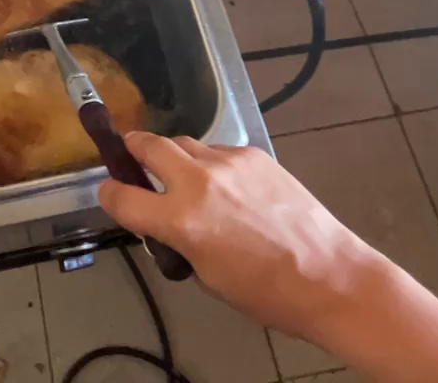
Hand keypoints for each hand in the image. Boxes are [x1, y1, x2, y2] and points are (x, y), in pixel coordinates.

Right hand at [97, 134, 381, 346]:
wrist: (331, 275)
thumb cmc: (267, 293)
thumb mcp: (207, 277)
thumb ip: (177, 241)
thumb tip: (166, 222)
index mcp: (182, 220)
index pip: (124, 198)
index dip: (109, 194)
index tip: (107, 190)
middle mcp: (198, 181)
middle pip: (149, 145)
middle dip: (133, 147)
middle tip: (129, 152)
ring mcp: (228, 161)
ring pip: (186, 143)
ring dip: (176, 157)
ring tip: (185, 176)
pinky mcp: (253, 153)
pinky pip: (218, 151)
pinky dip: (212, 164)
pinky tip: (228, 187)